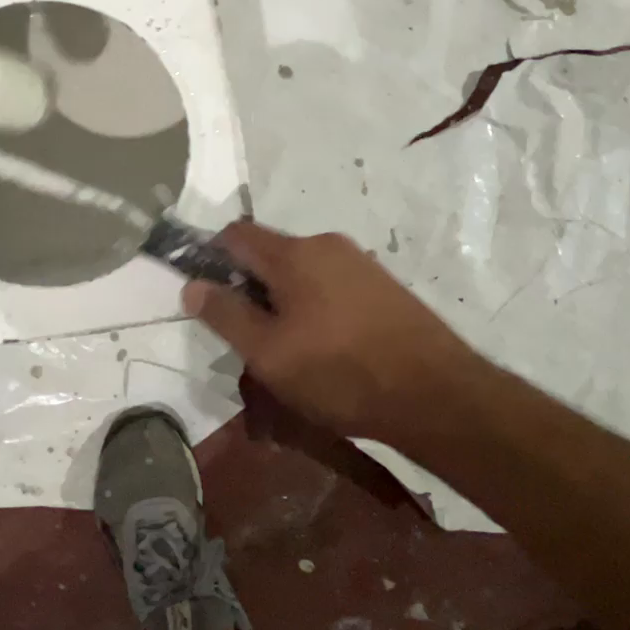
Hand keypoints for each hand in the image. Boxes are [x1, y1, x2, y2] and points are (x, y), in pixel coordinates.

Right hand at [180, 221, 485, 439]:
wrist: (438, 395)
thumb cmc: (340, 373)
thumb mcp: (269, 353)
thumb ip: (225, 315)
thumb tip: (191, 285)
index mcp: (294, 252)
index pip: (235, 234)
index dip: (212, 260)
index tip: (209, 299)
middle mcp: (326, 244)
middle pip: (270, 253)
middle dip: (251, 287)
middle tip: (249, 337)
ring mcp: (360, 263)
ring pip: (302, 273)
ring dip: (285, 301)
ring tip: (290, 352)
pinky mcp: (384, 286)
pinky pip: (332, 286)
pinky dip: (316, 307)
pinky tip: (327, 350)